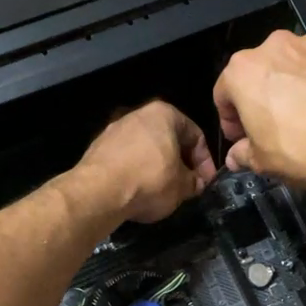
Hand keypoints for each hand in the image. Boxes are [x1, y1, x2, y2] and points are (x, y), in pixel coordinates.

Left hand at [75, 101, 217, 222]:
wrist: (98, 191)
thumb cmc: (149, 181)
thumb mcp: (182, 186)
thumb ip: (195, 181)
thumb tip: (197, 183)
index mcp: (164, 114)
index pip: (195, 135)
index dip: (206, 161)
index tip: (207, 182)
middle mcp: (138, 114)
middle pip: (169, 139)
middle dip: (181, 163)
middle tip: (187, 186)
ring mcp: (115, 129)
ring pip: (147, 148)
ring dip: (159, 167)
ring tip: (164, 191)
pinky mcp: (98, 147)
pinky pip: (127, 158)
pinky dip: (137, 171)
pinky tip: (139, 190)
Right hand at [213, 30, 305, 189]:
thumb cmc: (304, 150)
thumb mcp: (264, 162)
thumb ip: (243, 154)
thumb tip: (237, 156)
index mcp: (244, 70)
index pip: (223, 92)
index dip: (229, 119)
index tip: (242, 138)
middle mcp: (274, 46)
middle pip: (256, 73)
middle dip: (258, 98)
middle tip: (270, 127)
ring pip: (288, 65)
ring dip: (287, 86)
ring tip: (303, 116)